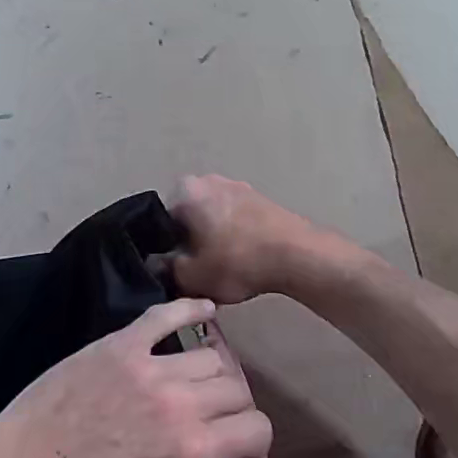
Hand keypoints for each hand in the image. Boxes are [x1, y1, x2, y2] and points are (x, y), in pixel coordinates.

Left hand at [0, 299, 271, 457]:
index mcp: (193, 454)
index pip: (256, 429)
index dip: (253, 442)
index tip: (237, 448)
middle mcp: (180, 404)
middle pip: (237, 389)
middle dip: (234, 409)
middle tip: (213, 421)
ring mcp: (148, 368)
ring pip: (210, 355)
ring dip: (213, 373)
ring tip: (197, 386)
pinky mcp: (117, 347)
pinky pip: (165, 316)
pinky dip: (191, 309)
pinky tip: (204, 310)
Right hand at [169, 175, 346, 303]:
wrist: (298, 255)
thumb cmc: (237, 262)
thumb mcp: (193, 277)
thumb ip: (168, 270)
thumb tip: (160, 264)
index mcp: (186, 191)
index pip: (159, 220)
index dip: (163, 248)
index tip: (172, 269)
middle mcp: (210, 180)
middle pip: (188, 219)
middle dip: (190, 244)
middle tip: (196, 273)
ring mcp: (240, 188)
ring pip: (213, 221)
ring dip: (214, 242)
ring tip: (222, 272)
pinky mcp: (262, 201)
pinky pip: (236, 222)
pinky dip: (235, 240)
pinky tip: (243, 264)